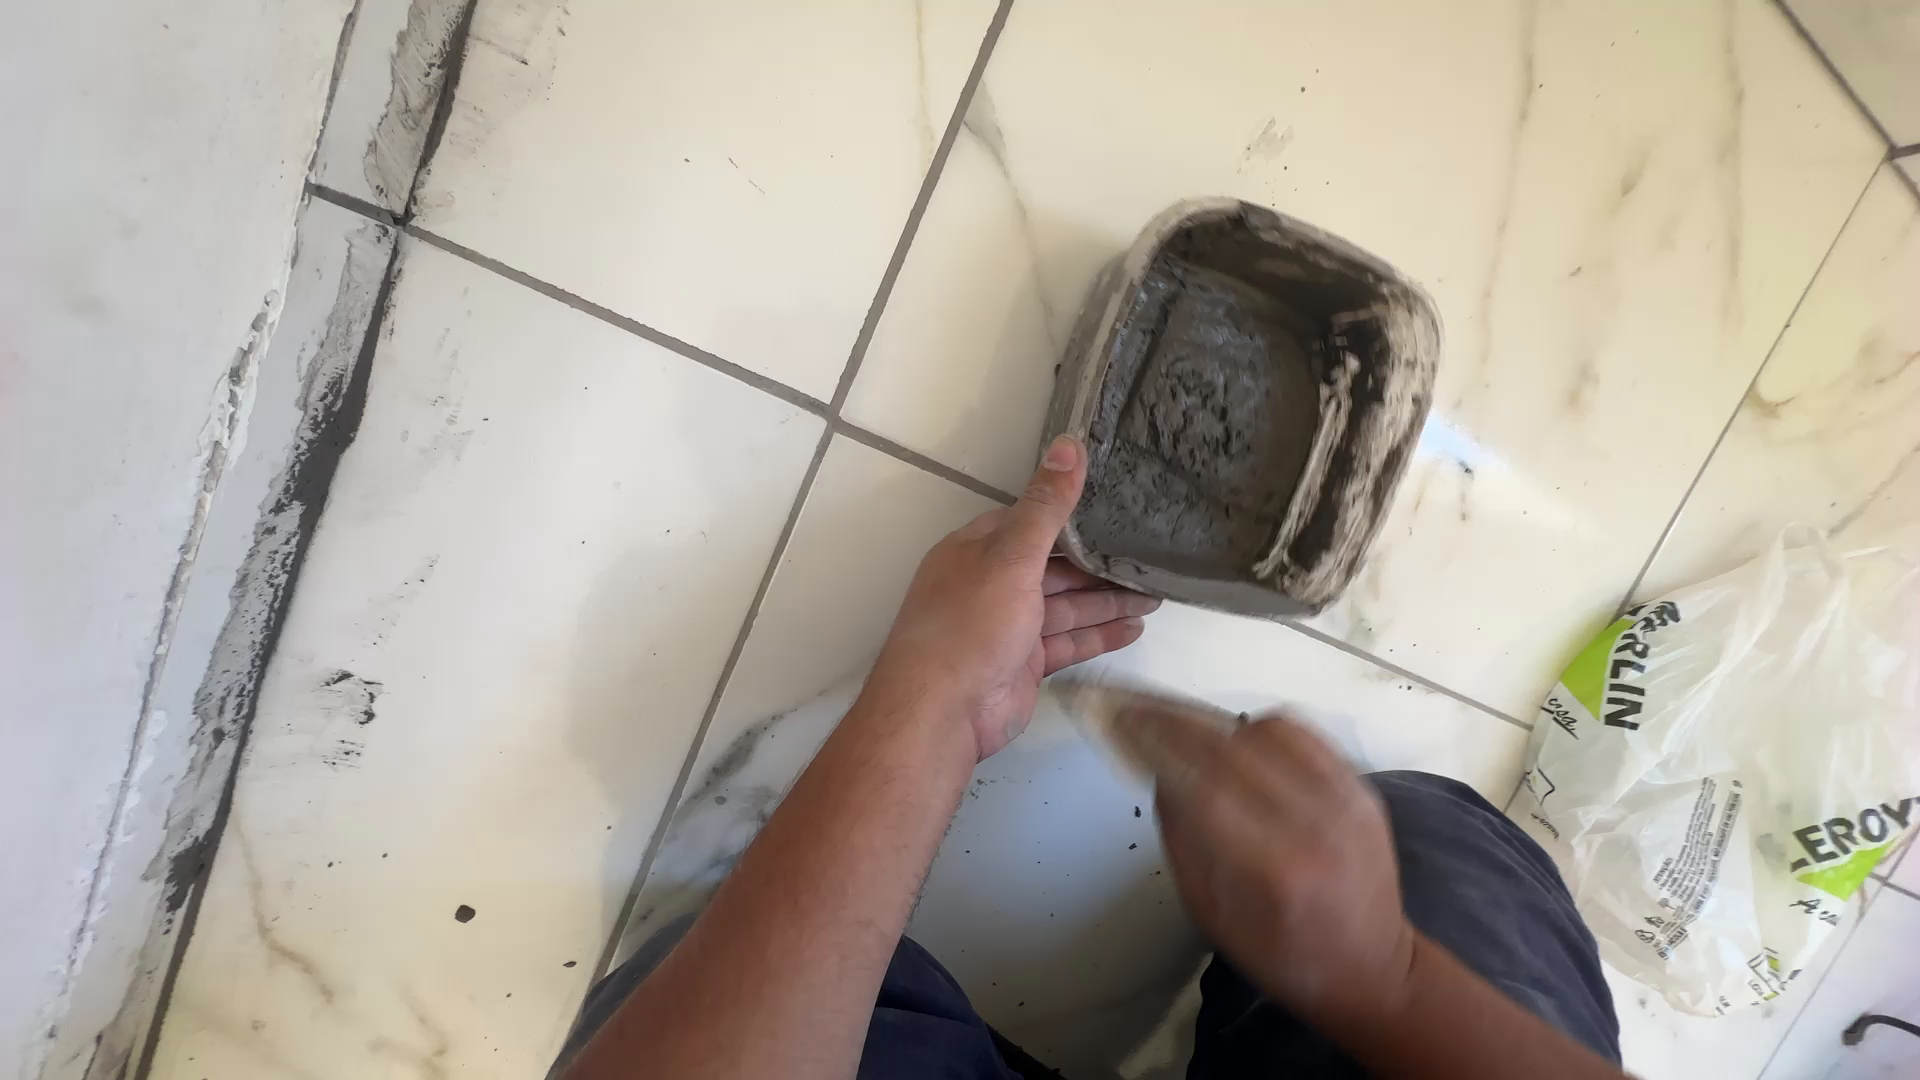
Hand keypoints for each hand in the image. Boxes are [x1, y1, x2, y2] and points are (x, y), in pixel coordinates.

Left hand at [866, 434, 1160, 759]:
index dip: (1068, 516)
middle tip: (1148, 559)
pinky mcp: (1023, 663)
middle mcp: (991, 584)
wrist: (943, 710)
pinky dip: (1098, 635)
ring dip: (1106, 601)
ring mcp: (1008, 626)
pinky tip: (1134, 629)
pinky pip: (1067, 642)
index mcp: (978, 550)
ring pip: (1065, 607)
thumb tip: (1070, 444)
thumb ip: (1046, 507)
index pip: (1028, 523)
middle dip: (1098, 565)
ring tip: (1155, 595)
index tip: (1113, 508)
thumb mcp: (1012, 556)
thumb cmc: (972, 622)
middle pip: (1053, 568)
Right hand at [1121, 706, 1415, 1028]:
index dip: (1158, 743)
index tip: (1125, 720)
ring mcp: (1345, 802)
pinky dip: (1261, 727)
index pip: (1203, 783)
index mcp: (1272, 869)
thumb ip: (1179, 831)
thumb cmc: (1280, 950)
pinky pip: (1303, 731)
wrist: (1373, 968)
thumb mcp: (1206, 905)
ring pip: (1266, 729)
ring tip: (1194, 737)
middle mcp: (1315, 826)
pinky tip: (1240, 741)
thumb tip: (1157, 764)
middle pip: (1230, 747)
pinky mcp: (1362, 788)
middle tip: (1140, 711)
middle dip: (1174, 722)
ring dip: (1219, 724)